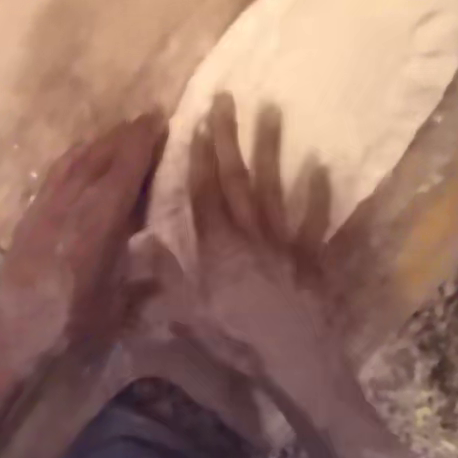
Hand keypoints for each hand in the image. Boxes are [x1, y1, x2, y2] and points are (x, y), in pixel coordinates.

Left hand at [0, 115, 166, 372]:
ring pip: (73, 161)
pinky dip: (74, 159)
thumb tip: (159, 254)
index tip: (160, 121)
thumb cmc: (73, 328)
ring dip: (98, 142)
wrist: (17, 336)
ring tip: (118, 134)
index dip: (142, 145)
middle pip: (97, 158)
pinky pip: (54, 175)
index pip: (122, 173)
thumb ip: (140, 275)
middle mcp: (68, 209)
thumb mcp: (117, 306)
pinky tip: (81, 159)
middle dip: (123, 136)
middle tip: (146, 120)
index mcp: (95, 229)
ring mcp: (44, 210)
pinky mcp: (29, 217)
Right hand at [156, 95, 347, 396]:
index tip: (197, 124)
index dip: (199, 160)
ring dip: (271, 150)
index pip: (205, 195)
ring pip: (274, 189)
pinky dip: (318, 193)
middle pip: (237, 181)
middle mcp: (250, 235)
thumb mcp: (191, 316)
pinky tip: (320, 166)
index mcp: (218, 250)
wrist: (295, 359)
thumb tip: (138, 238)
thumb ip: (167, 274)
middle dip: (229, 139)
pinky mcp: (312, 256)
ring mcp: (284, 243)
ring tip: (272, 111)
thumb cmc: (238, 341)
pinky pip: (315, 219)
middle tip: (227, 98)